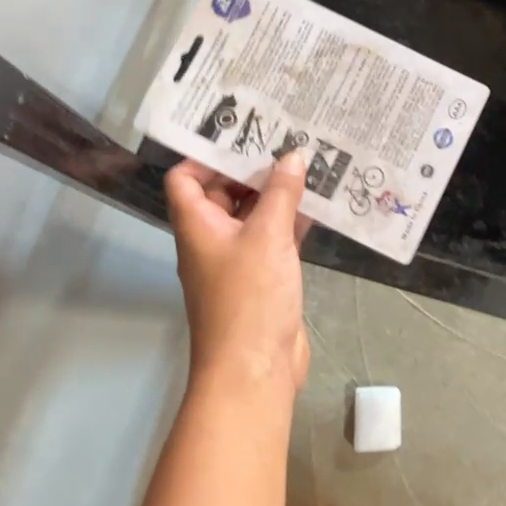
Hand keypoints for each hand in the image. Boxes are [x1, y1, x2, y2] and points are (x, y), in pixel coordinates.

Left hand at [165, 155, 314, 399]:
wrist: (254, 370)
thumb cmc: (249, 297)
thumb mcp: (267, 236)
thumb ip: (281, 194)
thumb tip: (292, 156)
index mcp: (197, 225)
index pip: (185, 179)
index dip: (207, 156)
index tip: (244, 135)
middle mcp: (212, 239)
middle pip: (223, 193)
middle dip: (252, 169)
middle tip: (288, 140)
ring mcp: (238, 260)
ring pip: (253, 216)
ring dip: (277, 194)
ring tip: (309, 164)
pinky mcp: (263, 278)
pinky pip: (274, 239)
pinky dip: (291, 221)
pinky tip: (320, 206)